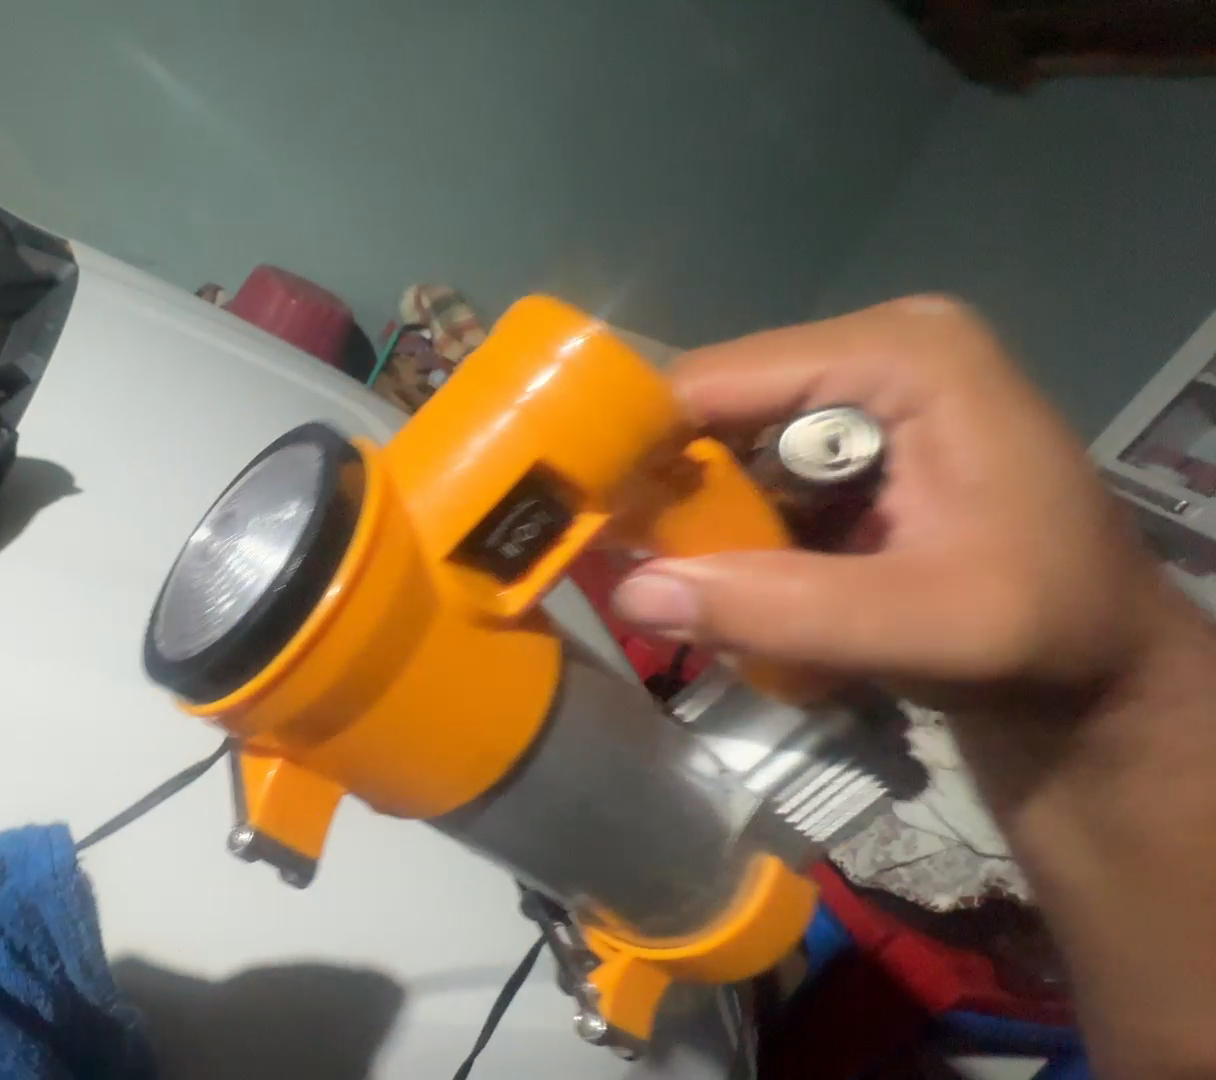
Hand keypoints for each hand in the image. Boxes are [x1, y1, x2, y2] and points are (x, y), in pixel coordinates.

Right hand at [613, 297, 1215, 1078]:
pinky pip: (729, 468)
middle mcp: (864, 350)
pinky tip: (697, 566)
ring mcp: (846, 393)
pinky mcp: (829, 438)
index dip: (636, 445)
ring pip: (706, 440)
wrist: (1090, 670)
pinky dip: (701, 520)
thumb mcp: (930, 627)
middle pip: (702, 406)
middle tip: (613, 555)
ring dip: (673, 508)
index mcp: (899, 353)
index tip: (580, 515)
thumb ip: (785, 609)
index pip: (714, 382)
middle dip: (654, 483)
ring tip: (652, 570)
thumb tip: (632, 596)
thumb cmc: (1042, 634)